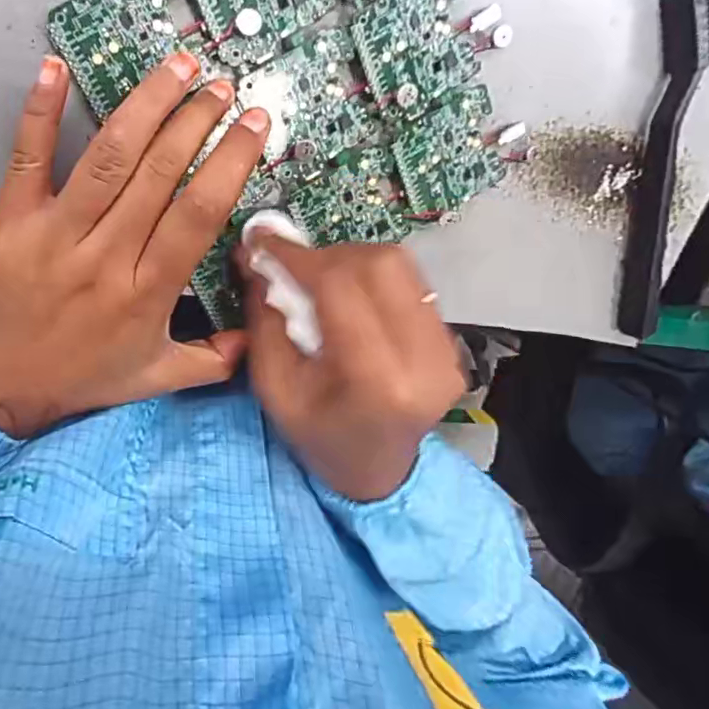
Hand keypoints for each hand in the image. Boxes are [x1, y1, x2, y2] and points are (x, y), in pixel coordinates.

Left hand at [0, 52, 270, 438]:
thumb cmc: (79, 379)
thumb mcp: (154, 377)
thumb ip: (213, 358)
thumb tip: (260, 337)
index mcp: (147, 292)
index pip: (199, 213)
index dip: (230, 161)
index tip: (253, 124)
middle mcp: (105, 257)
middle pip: (159, 173)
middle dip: (195, 120)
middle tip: (220, 85)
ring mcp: (54, 237)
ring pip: (108, 159)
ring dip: (145, 105)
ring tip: (177, 67)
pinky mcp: (10, 224)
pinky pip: (27, 160)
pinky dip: (40, 112)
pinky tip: (55, 68)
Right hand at [241, 238, 464, 500]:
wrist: (374, 468)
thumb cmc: (316, 433)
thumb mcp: (272, 385)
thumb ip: (264, 318)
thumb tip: (258, 258)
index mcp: (376, 379)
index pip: (340, 287)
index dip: (297, 255)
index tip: (263, 240)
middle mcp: (425, 359)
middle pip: (380, 265)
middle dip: (325, 254)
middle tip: (291, 265)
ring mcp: (447, 350)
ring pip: (398, 265)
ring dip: (348, 259)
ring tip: (317, 279)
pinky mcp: (450, 341)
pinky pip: (409, 281)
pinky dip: (369, 274)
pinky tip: (345, 293)